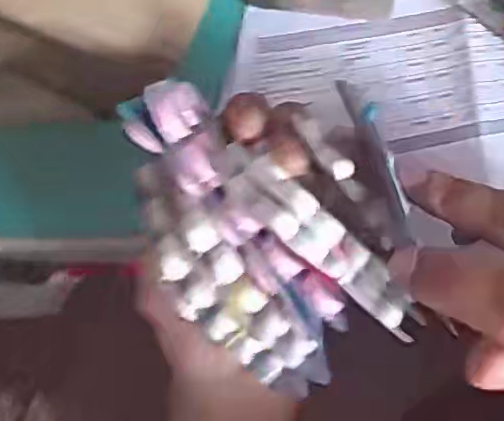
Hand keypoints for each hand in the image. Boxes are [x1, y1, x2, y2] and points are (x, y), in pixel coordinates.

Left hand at [137, 92, 312, 420]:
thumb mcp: (166, 294)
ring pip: (309, 142)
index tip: (239, 127)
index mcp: (214, 190)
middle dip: (276, 124)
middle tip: (278, 149)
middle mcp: (258, 180)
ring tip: (302, 165)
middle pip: (271, 128)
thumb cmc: (201, 333)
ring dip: (307, 140)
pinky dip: (344, 161)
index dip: (229, 121)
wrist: (249, 382)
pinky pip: (343, 175)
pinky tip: (342, 168)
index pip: (223, 135)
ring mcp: (300, 192)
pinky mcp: (335, 211)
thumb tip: (159, 189)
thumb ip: (160, 247)